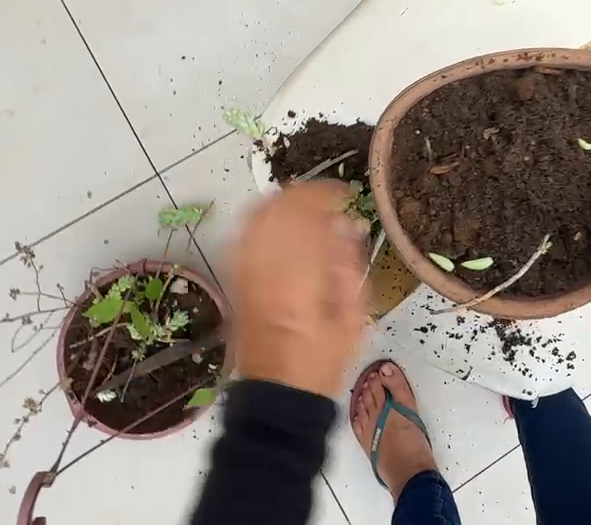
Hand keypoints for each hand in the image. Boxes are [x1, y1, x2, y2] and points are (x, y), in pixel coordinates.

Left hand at [227, 181, 368, 397]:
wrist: (277, 395)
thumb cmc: (322, 360)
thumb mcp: (354, 318)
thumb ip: (350, 268)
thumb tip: (347, 228)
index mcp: (304, 278)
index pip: (311, 216)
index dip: (328, 196)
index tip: (344, 197)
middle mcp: (270, 270)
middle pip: (280, 209)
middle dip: (304, 194)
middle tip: (325, 199)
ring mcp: (247, 275)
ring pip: (257, 218)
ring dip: (280, 203)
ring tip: (302, 205)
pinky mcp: (236, 284)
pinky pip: (242, 238)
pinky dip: (258, 221)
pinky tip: (273, 221)